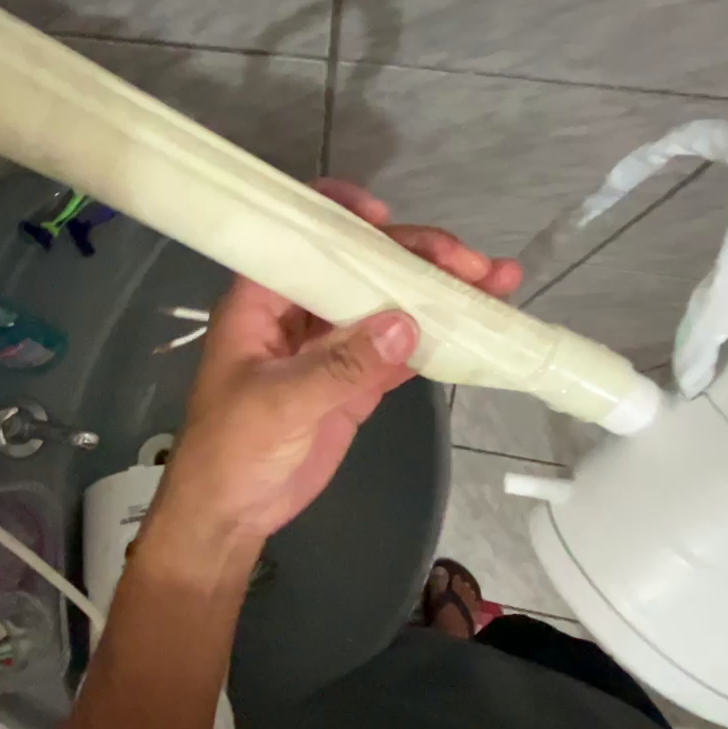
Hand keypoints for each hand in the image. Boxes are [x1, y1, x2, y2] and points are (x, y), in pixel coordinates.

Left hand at [149, 179, 521, 546]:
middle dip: (411, 257)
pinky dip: (432, 340)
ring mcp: (328, 349)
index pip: (298, 240)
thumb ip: (341, 367)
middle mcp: (296, 315)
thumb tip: (407, 323)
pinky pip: (395, 352)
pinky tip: (476, 327)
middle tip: (469, 264)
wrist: (232, 511)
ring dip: (435, 293)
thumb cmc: (232, 449)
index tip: (384, 219)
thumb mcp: (280, 404)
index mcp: (260, 304)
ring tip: (495, 281)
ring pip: (384, 306)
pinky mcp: (351, 383)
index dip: (338, 218)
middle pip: (355, 267)